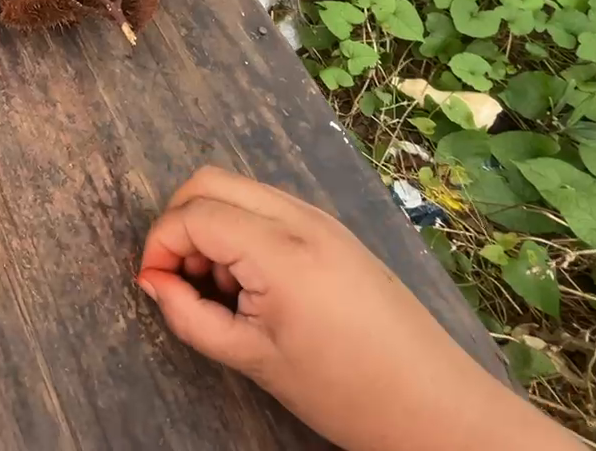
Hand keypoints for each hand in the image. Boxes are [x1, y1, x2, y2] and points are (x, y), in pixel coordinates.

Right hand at [135, 167, 576, 450]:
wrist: (443, 413)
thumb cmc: (346, 393)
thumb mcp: (254, 360)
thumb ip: (190, 317)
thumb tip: (152, 282)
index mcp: (282, 251)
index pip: (194, 216)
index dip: (160, 245)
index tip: (154, 284)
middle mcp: (299, 218)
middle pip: (208, 182)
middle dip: (178, 220)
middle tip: (180, 273)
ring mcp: (319, 218)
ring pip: (235, 187)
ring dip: (208, 220)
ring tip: (217, 282)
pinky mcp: (332, 229)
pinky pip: (263, 204)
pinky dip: (237, 225)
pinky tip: (250, 279)